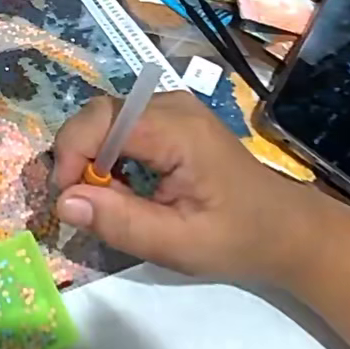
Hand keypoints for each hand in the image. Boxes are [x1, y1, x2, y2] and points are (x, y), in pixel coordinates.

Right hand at [51, 90, 336, 285]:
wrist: (287, 228)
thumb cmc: (238, 239)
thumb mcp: (179, 244)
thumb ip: (121, 223)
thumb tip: (63, 203)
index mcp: (177, 129)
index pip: (103, 120)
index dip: (72, 152)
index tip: (64, 196)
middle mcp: (169, 104)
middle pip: (100, 114)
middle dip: (76, 155)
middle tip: (75, 200)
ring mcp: (169, 105)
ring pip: (105, 118)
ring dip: (89, 155)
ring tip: (97, 197)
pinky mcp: (168, 115)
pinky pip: (120, 124)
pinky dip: (107, 153)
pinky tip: (117, 184)